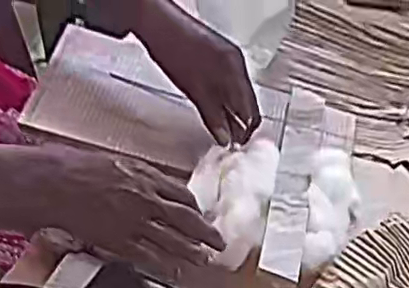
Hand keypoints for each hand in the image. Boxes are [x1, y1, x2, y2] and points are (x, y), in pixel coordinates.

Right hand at [0, 143, 222, 273]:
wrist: (44, 182)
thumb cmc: (68, 168)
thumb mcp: (108, 162)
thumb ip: (133, 175)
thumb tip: (151, 186)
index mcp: (140, 174)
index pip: (180, 193)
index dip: (195, 209)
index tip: (203, 216)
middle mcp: (142, 197)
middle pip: (185, 218)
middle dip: (206, 232)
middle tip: (220, 243)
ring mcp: (132, 221)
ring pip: (173, 240)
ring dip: (193, 252)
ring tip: (206, 261)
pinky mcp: (120, 241)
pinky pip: (150, 256)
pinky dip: (167, 265)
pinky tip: (178, 272)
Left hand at [136, 0, 259, 145]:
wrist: (157, 22)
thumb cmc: (174, 49)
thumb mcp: (197, 93)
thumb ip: (214, 119)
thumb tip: (225, 139)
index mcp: (236, 74)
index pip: (251, 115)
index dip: (245, 134)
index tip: (237, 146)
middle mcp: (237, 64)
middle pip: (248, 105)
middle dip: (240, 124)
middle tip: (229, 140)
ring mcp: (229, 58)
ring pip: (239, 96)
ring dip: (232, 112)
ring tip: (220, 126)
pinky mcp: (220, 55)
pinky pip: (231, 84)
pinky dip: (226, 99)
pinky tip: (215, 106)